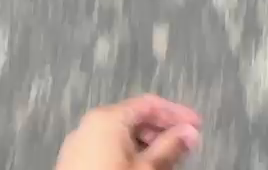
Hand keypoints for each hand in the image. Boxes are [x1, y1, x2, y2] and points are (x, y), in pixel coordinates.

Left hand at [55, 95, 203, 169]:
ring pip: (121, 135)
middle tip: (182, 144)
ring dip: (146, 144)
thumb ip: (171, 146)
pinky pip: (107, 148)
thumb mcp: (146, 167)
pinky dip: (127, 153)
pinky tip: (140, 167)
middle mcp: (90, 123)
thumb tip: (191, 133)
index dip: (177, 113)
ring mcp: (77, 144)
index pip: (152, 104)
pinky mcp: (71, 163)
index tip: (196, 126)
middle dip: (162, 131)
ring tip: (163, 160)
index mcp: (108, 116)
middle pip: (136, 118)